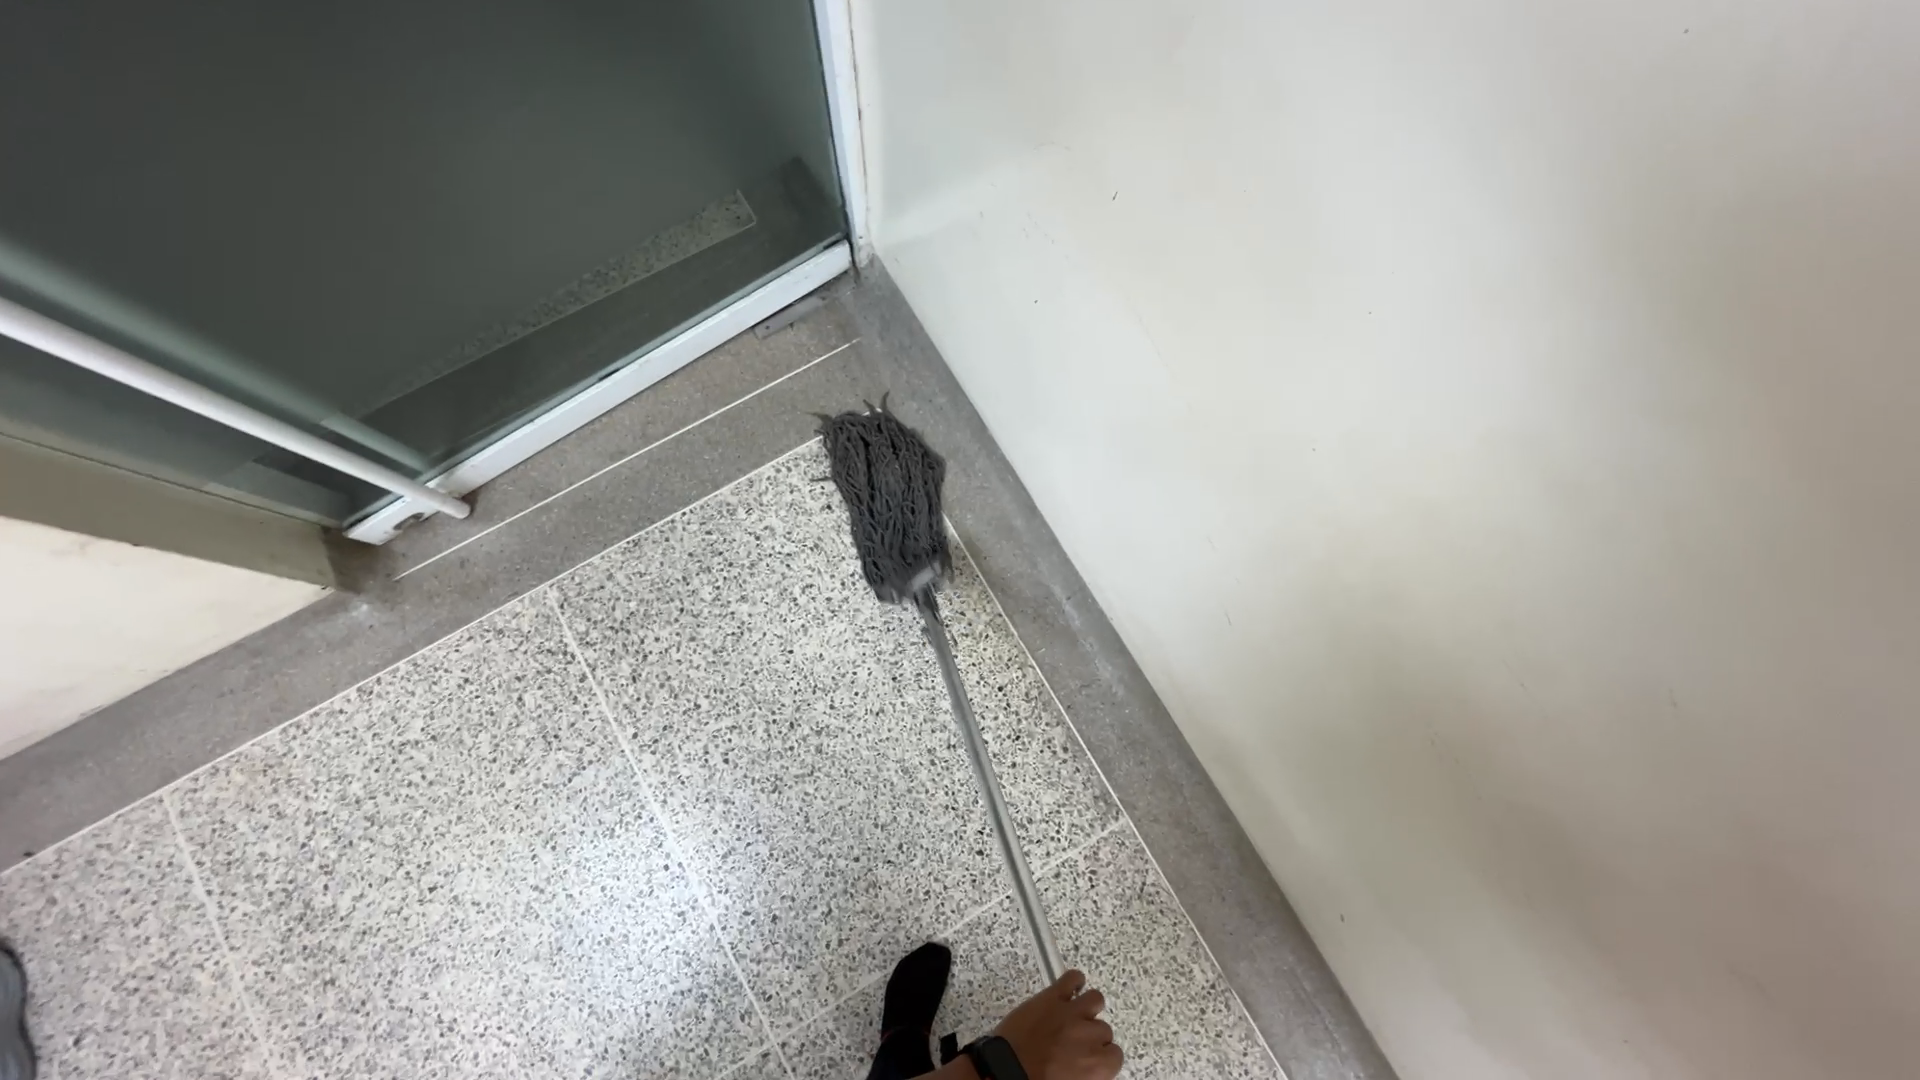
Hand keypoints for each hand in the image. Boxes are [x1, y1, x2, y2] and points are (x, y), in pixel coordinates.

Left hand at [992, 969, 1122, 1078]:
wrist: (1006, 1071)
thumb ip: (1089, 1074)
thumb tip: (1091, 1068)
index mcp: (1096, 1065)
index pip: (1115, 1055)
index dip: (1103, 1056)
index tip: (1092, 1058)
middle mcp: (1089, 1036)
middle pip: (1103, 1029)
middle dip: (1092, 1035)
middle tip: (1077, 1042)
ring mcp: (1071, 1012)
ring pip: (1095, 1000)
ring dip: (1089, 1008)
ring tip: (1078, 1014)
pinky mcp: (1052, 996)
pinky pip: (1072, 978)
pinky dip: (1075, 980)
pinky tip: (1073, 986)